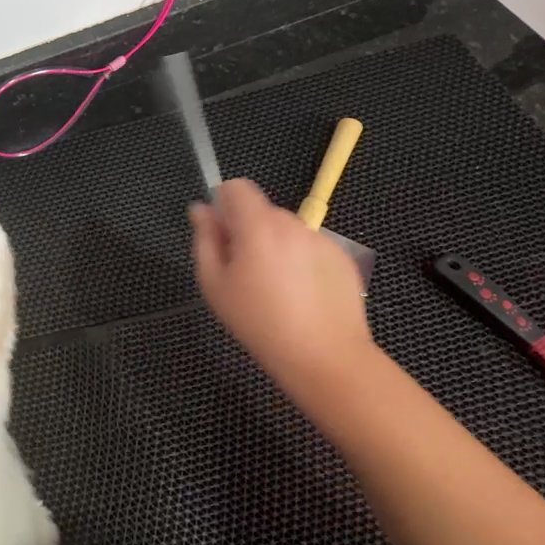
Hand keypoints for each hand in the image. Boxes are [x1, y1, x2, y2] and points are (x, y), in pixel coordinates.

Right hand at [189, 179, 376, 392]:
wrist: (326, 357)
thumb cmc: (259, 322)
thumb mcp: (214, 284)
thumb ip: (205, 239)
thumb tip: (201, 210)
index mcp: (259, 227)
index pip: (237, 187)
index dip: (224, 204)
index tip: (223, 236)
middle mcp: (293, 224)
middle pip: (261, 210)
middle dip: (248, 230)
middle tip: (243, 271)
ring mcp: (322, 240)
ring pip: (286, 230)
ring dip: (274, 245)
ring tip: (275, 287)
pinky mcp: (343, 258)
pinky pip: (310, 247)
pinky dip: (300, 260)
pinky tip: (300, 295)